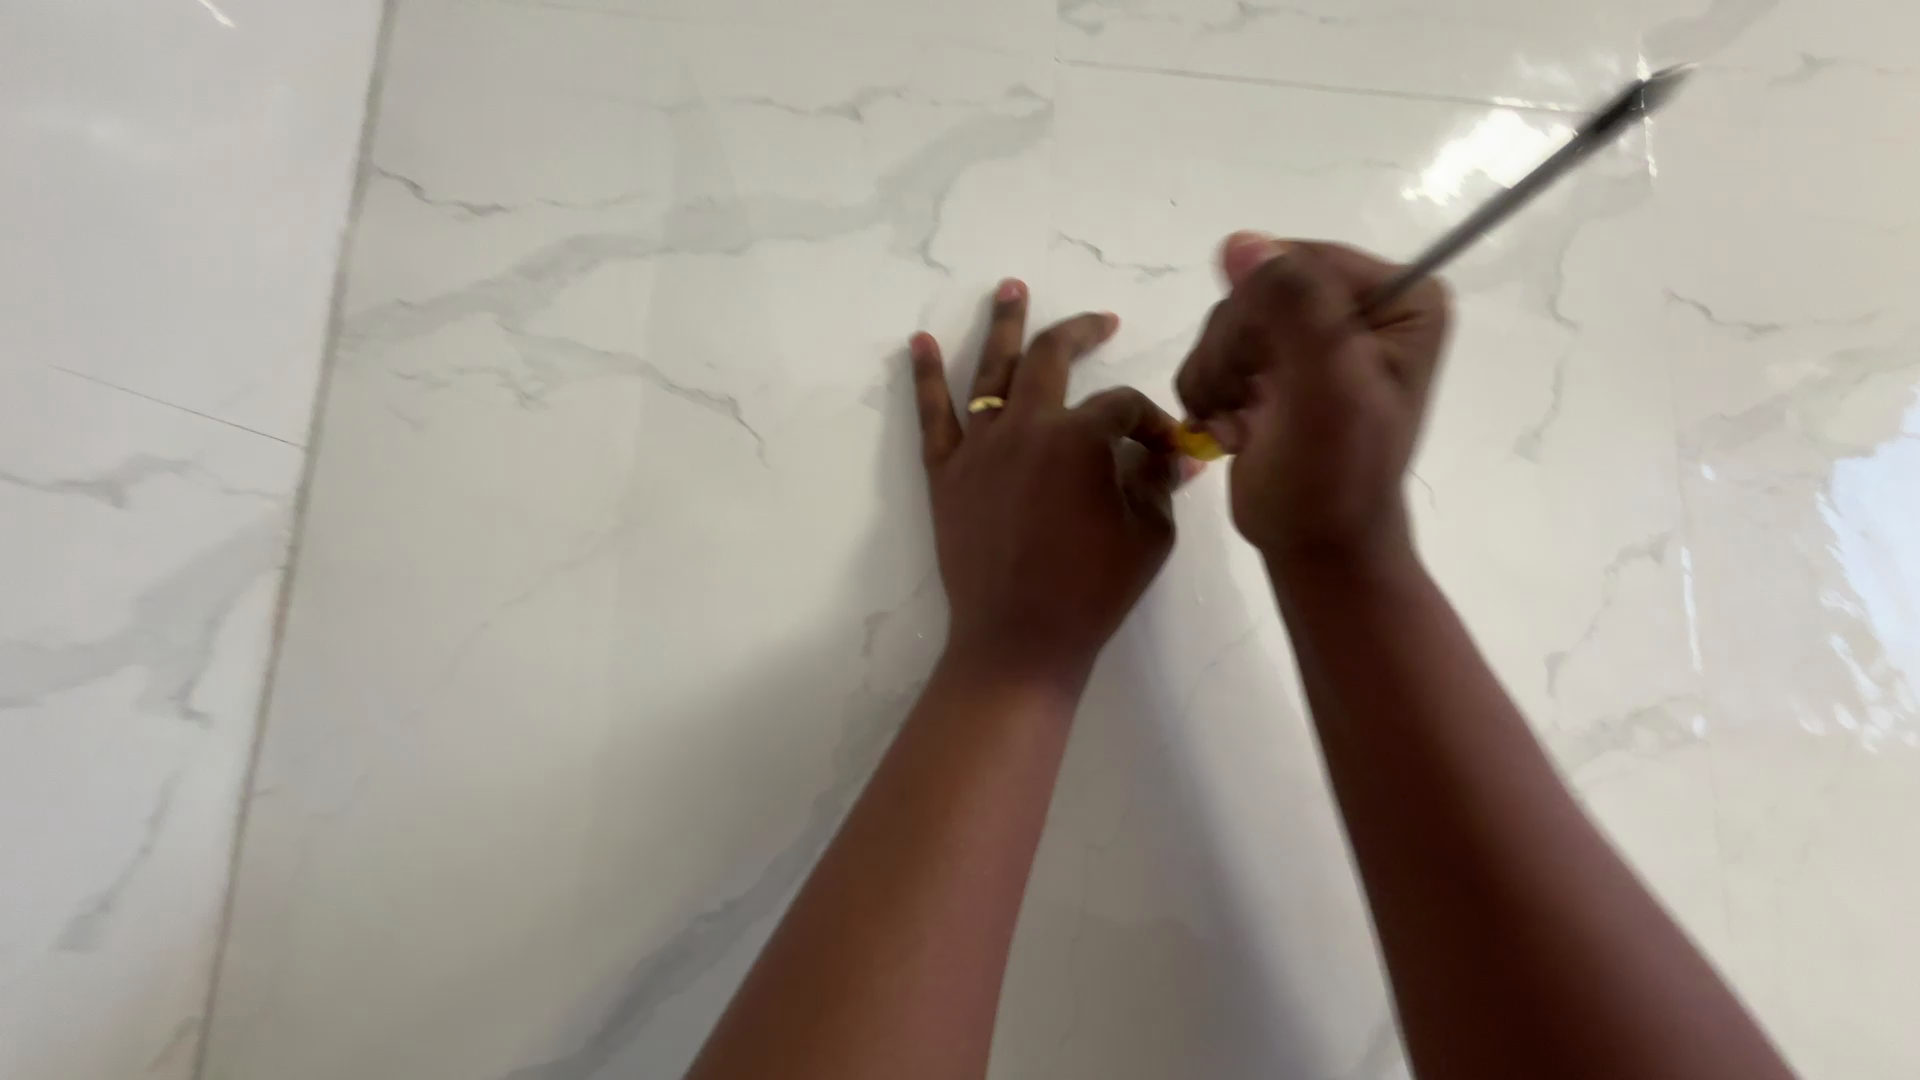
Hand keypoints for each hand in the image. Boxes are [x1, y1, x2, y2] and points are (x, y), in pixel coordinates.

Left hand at [912, 280, 1184, 689]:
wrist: (1019, 637)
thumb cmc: (1092, 592)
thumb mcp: (1149, 537)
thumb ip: (1159, 484)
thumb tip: (1173, 456)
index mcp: (1082, 439)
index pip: (1124, 407)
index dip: (1152, 422)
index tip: (1167, 448)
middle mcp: (1027, 427)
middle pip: (1053, 359)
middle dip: (1081, 331)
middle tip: (1100, 320)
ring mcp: (980, 447)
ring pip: (990, 370)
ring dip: (1003, 324)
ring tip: (1009, 289)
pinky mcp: (946, 474)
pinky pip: (933, 416)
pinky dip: (924, 376)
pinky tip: (917, 342)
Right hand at [1176, 233, 1451, 565]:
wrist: (1313, 545)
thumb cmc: (1332, 477)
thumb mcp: (1325, 389)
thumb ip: (1294, 308)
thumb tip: (1239, 242)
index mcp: (1397, 297)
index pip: (1297, 262)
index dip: (1262, 318)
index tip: (1267, 378)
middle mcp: (1354, 308)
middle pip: (1254, 293)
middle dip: (1235, 358)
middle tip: (1252, 411)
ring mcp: (1308, 339)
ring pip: (1223, 324)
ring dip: (1216, 382)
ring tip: (1240, 429)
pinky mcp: (1269, 369)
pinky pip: (1209, 353)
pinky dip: (1207, 396)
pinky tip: (1233, 431)